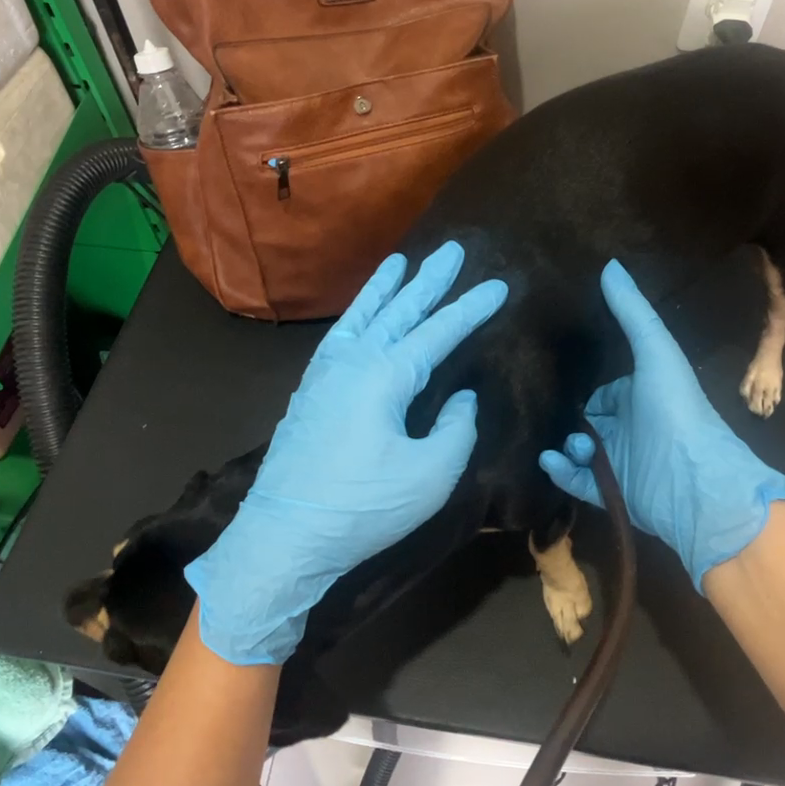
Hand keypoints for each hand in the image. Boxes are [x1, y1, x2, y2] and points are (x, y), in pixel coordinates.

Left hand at [185, 241, 506, 664]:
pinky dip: (355, 315)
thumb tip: (461, 398)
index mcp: (384, 375)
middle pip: (398, 311)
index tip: (499, 285)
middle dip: (428, 281)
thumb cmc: (363, 508)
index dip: (471, 309)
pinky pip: (338, 336)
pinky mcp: (310, 392)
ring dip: (383, 288)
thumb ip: (455, 429)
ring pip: (361, 316)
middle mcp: (353, 361)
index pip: (438, 332)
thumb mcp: (430, 476)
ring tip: (400, 260)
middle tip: (452, 250)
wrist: (285, 535)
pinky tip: (360, 314)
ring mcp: (325, 374)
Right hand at [539, 259, 784, 591]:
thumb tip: (608, 264)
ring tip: (568, 441)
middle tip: (547, 407)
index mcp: (641, 395)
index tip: (554, 368)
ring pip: (578, 449)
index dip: (585, 381)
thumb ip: (631, 312)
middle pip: (586, 418)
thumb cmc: (676, 408)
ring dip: (564, 442)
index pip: (604, 388)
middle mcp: (630, 426)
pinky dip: (560, 470)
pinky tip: (549, 459)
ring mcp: (619, 461)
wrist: (695, 482)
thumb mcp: (654, 350)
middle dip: (567, 414)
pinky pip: (575, 480)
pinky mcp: (610, 491)